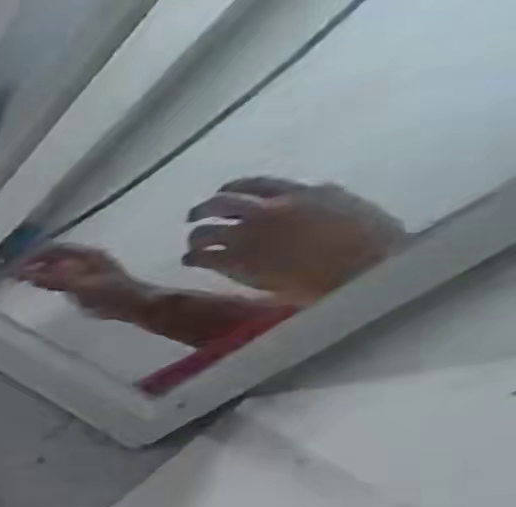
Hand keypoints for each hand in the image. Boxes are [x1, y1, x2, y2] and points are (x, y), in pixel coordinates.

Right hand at [12, 243, 151, 320]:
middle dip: (34, 262)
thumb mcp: (78, 285)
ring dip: (41, 270)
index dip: (33, 256)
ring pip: (58, 266)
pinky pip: (63, 277)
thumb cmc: (109, 294)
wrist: (133, 304)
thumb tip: (24, 273)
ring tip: (25, 278)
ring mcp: (88, 270)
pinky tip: (44, 285)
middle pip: (55, 257)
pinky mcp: (88, 283)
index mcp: (85, 256)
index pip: (54, 250)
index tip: (15, 265)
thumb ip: (51, 279)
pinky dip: (49, 279)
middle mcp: (86, 259)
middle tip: (16, 272)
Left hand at [185, 177, 406, 302]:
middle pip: (220, 203)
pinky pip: (201, 257)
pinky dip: (192, 258)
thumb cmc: (371, 242)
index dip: (232, 188)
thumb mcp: (346, 208)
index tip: (223, 193)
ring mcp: (250, 235)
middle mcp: (270, 209)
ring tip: (193, 245)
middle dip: (203, 208)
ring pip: (204, 231)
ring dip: (195, 238)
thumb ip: (318, 204)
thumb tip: (307, 208)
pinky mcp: (236, 261)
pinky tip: (191, 261)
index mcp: (302, 193)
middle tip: (194, 217)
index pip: (255, 184)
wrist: (362, 267)